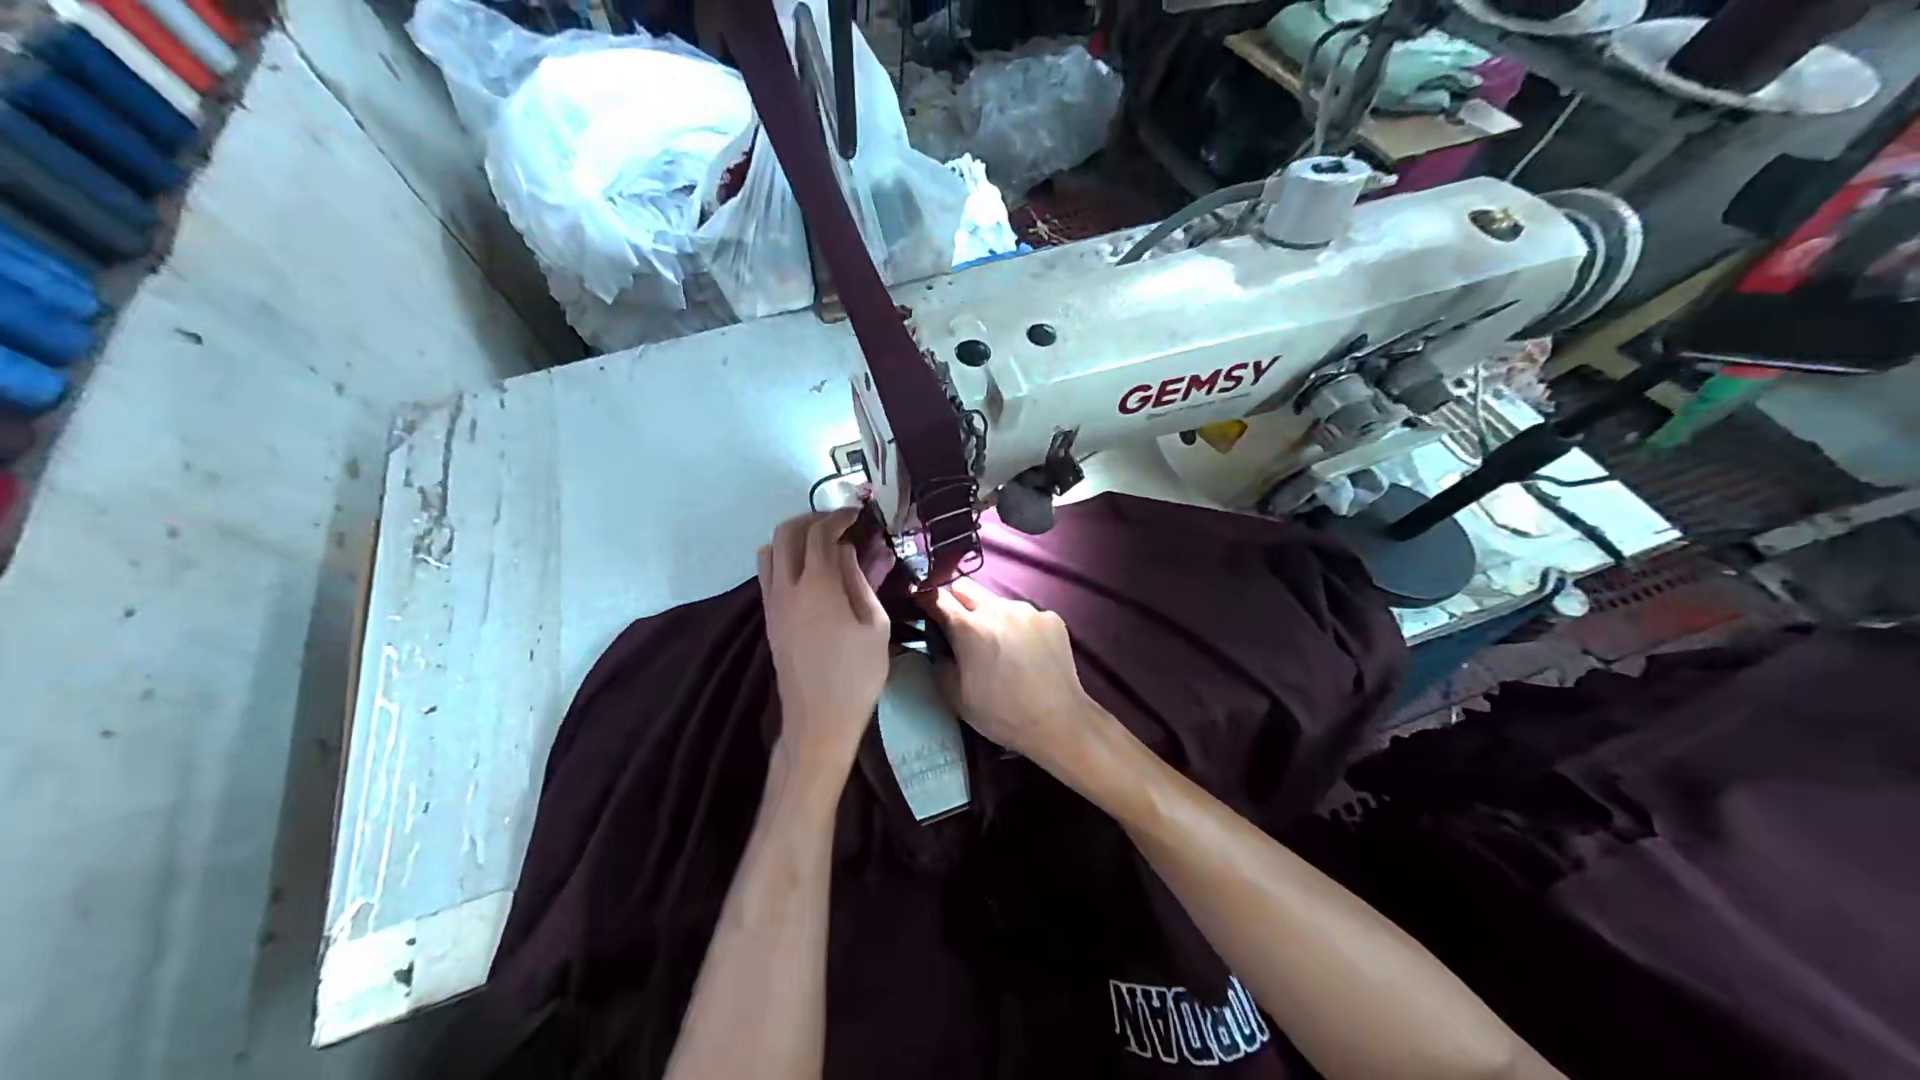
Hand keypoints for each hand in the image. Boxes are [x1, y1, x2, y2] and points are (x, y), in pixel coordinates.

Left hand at [759, 509, 890, 769]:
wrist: (819, 719)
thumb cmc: (857, 674)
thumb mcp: (875, 625)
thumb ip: (861, 581)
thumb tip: (852, 551)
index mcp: (819, 585)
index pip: (821, 533)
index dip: (840, 517)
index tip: (858, 516)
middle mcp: (787, 587)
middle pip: (787, 532)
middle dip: (812, 519)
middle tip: (838, 525)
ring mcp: (773, 602)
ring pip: (770, 551)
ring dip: (793, 538)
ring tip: (821, 547)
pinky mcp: (769, 618)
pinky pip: (768, 574)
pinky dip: (785, 560)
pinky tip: (810, 574)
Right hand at [920, 576, 1103, 775]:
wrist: (1058, 722)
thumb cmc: (1003, 714)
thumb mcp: (956, 697)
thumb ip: (940, 664)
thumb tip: (938, 646)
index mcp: (969, 628)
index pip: (937, 597)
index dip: (927, 601)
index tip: (925, 607)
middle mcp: (998, 610)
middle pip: (966, 587)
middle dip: (957, 601)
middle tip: (961, 628)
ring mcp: (1028, 611)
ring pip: (998, 602)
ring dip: (992, 616)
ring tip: (1001, 646)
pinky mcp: (1051, 617)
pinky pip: (1026, 614)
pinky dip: (1019, 627)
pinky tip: (1027, 652)